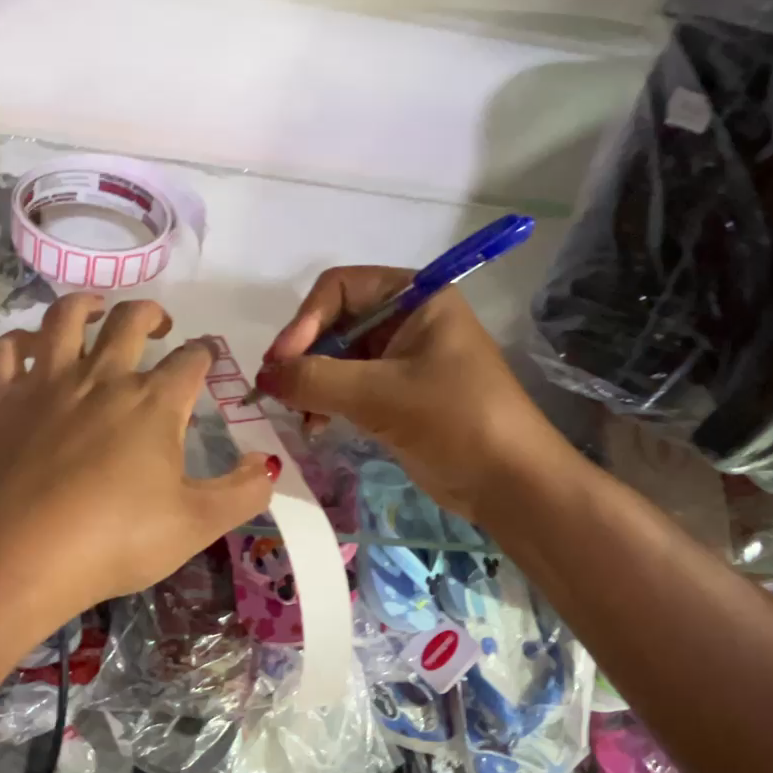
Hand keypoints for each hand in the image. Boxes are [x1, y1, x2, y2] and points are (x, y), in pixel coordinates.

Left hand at [0, 294, 274, 625]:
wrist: (20, 556)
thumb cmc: (115, 541)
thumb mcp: (197, 525)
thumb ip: (243, 492)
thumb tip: (266, 462)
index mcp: (154, 402)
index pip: (191, 360)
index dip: (205, 353)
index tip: (207, 356)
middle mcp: (102, 378)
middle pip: (131, 322)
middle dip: (152, 314)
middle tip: (159, 323)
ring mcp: (47, 384)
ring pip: (65, 317)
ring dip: (86, 304)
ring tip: (97, 307)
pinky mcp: (3, 401)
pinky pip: (8, 351)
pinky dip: (20, 340)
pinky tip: (30, 346)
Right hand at [256, 266, 565, 517]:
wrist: (510, 483)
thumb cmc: (456, 421)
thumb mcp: (381, 394)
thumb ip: (315, 379)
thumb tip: (262, 377)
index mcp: (416, 297)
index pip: (339, 289)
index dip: (304, 321)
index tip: (280, 363)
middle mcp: (406, 320)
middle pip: (333, 322)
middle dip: (304, 356)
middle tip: (278, 392)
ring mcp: (401, 359)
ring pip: (335, 357)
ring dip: (310, 384)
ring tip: (298, 416)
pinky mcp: (396, 396)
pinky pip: (346, 387)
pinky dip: (325, 403)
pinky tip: (314, 426)